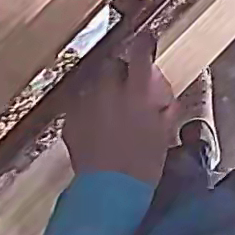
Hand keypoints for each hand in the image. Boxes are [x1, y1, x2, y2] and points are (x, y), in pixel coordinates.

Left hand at [63, 31, 176, 183]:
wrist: (109, 192)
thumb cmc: (145, 164)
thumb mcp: (163, 132)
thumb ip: (164, 108)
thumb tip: (164, 97)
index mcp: (138, 91)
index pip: (141, 52)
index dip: (144, 44)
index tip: (147, 42)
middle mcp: (109, 90)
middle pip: (112, 64)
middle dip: (121, 71)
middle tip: (129, 86)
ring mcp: (86, 104)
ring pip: (93, 84)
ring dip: (104, 90)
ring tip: (112, 110)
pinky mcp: (70, 120)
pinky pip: (80, 104)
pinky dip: (89, 110)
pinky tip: (97, 127)